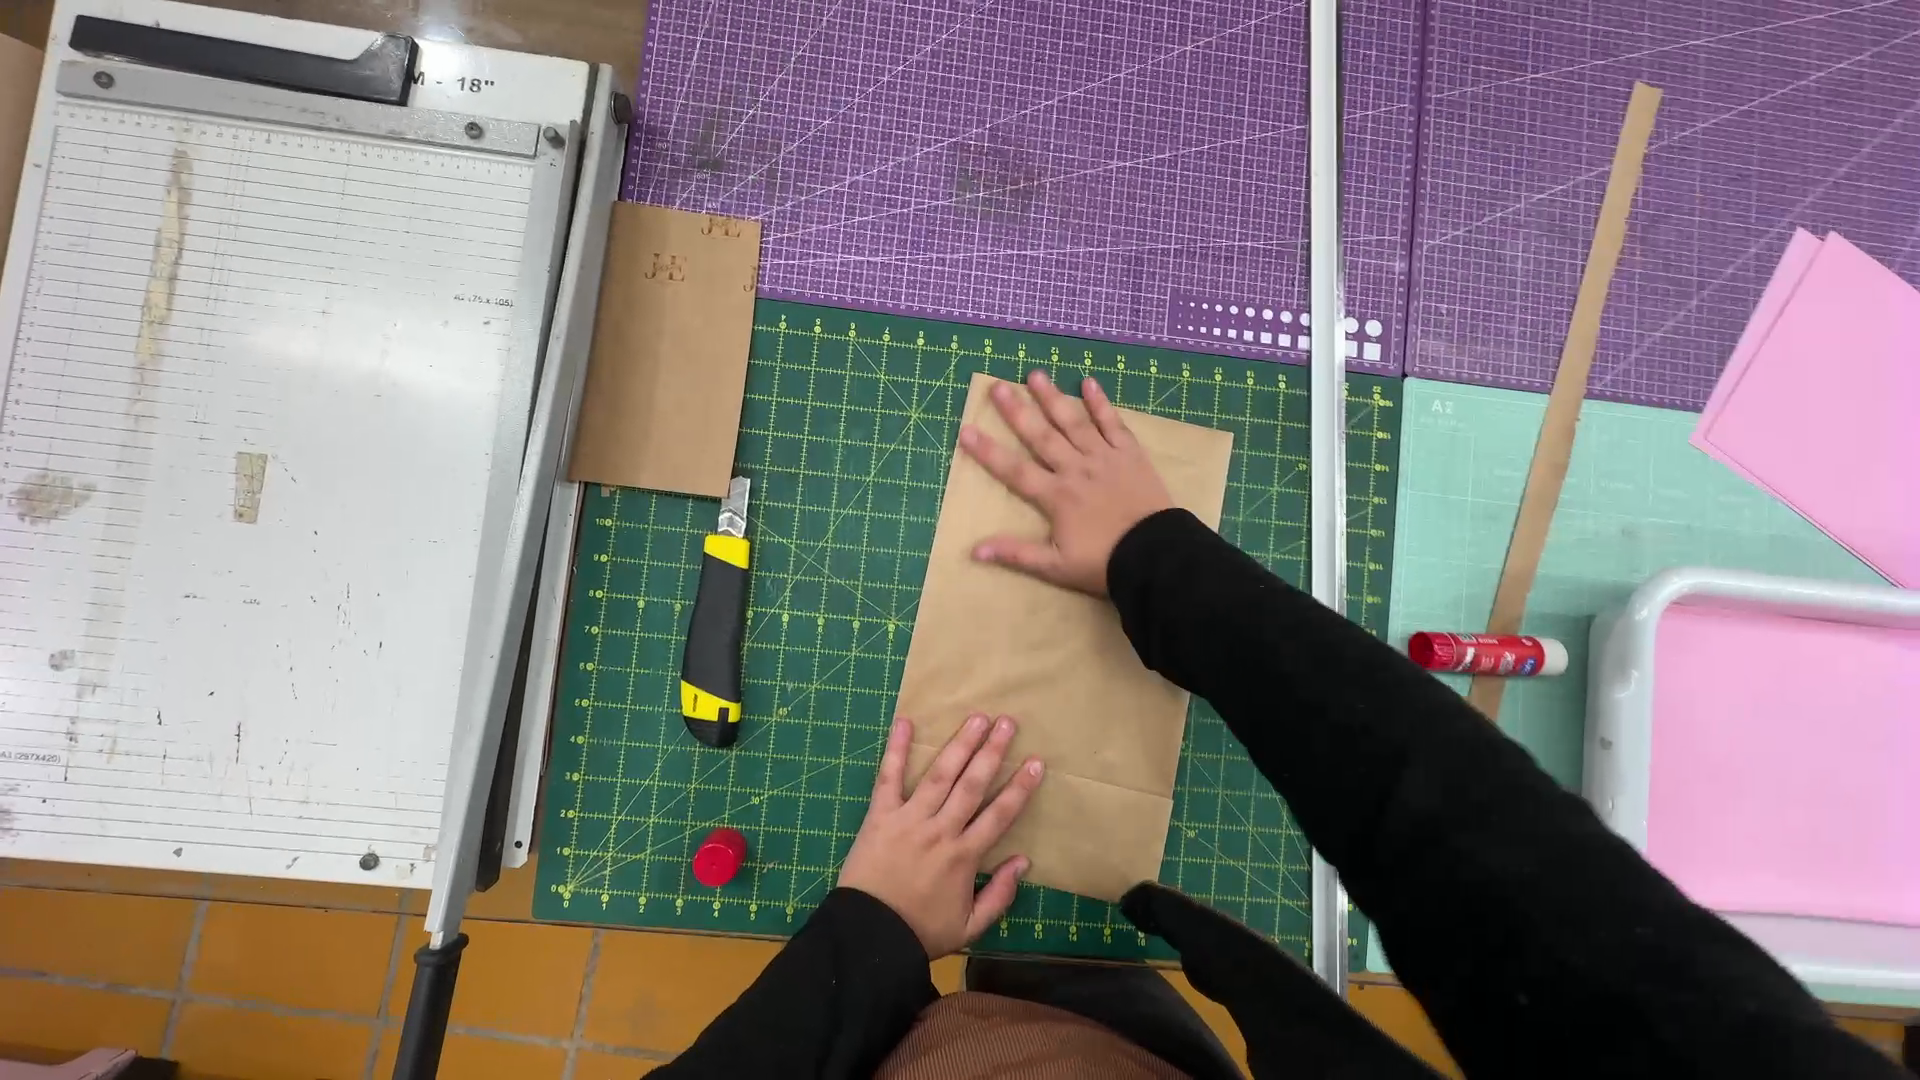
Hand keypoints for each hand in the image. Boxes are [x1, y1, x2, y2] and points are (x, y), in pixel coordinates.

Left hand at [838, 714, 1043, 958]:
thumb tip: (1024, 861)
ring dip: (960, 744)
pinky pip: (889, 778)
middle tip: (1007, 722)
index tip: (1036, 762)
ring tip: (977, 717)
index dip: (1020, 788)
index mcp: (964, 856)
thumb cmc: (920, 931)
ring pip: (940, 775)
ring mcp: (909, 819)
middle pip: (972, 784)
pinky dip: (896, 750)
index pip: (999, 815)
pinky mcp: (880, 815)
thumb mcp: (969, 927)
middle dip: (992, 752)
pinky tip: (905, 722)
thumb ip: (999, 895)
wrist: (868, 936)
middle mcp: (940, 830)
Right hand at [957, 370, 1173, 595]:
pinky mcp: (1130, 454)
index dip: (988, 452)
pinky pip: (1113, 423)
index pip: (1014, 470)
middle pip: (1041, 436)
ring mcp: (1103, 458)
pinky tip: (1089, 382)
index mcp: (1055, 496)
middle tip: (997, 385)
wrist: (1154, 555)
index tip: (966, 429)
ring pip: (1073, 422)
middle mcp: (1075, 469)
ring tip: (1036, 374)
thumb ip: (1015, 553)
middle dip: (1017, 411)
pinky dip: (1101, 403)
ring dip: (1053, 398)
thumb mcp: (1055, 566)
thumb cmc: (1103, 563)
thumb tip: (974, 551)